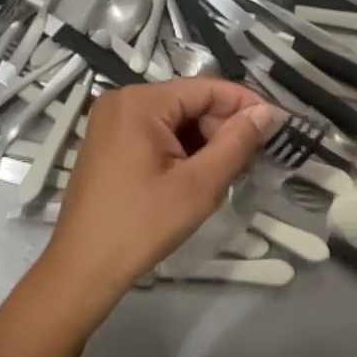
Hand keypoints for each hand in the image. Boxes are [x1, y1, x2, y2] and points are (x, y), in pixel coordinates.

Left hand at [42, 78, 278, 296]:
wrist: (81, 269)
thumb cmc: (140, 225)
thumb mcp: (197, 187)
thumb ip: (235, 144)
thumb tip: (265, 113)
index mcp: (140, 101)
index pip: (205, 88)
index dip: (243, 103)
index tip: (275, 124)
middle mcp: (122, 99)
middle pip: (188, 101)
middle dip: (221, 127)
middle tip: (247, 161)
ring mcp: (111, 120)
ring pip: (173, 119)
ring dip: (202, 140)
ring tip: (223, 174)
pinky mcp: (107, 141)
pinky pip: (154, 132)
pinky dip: (179, 149)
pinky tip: (195, 176)